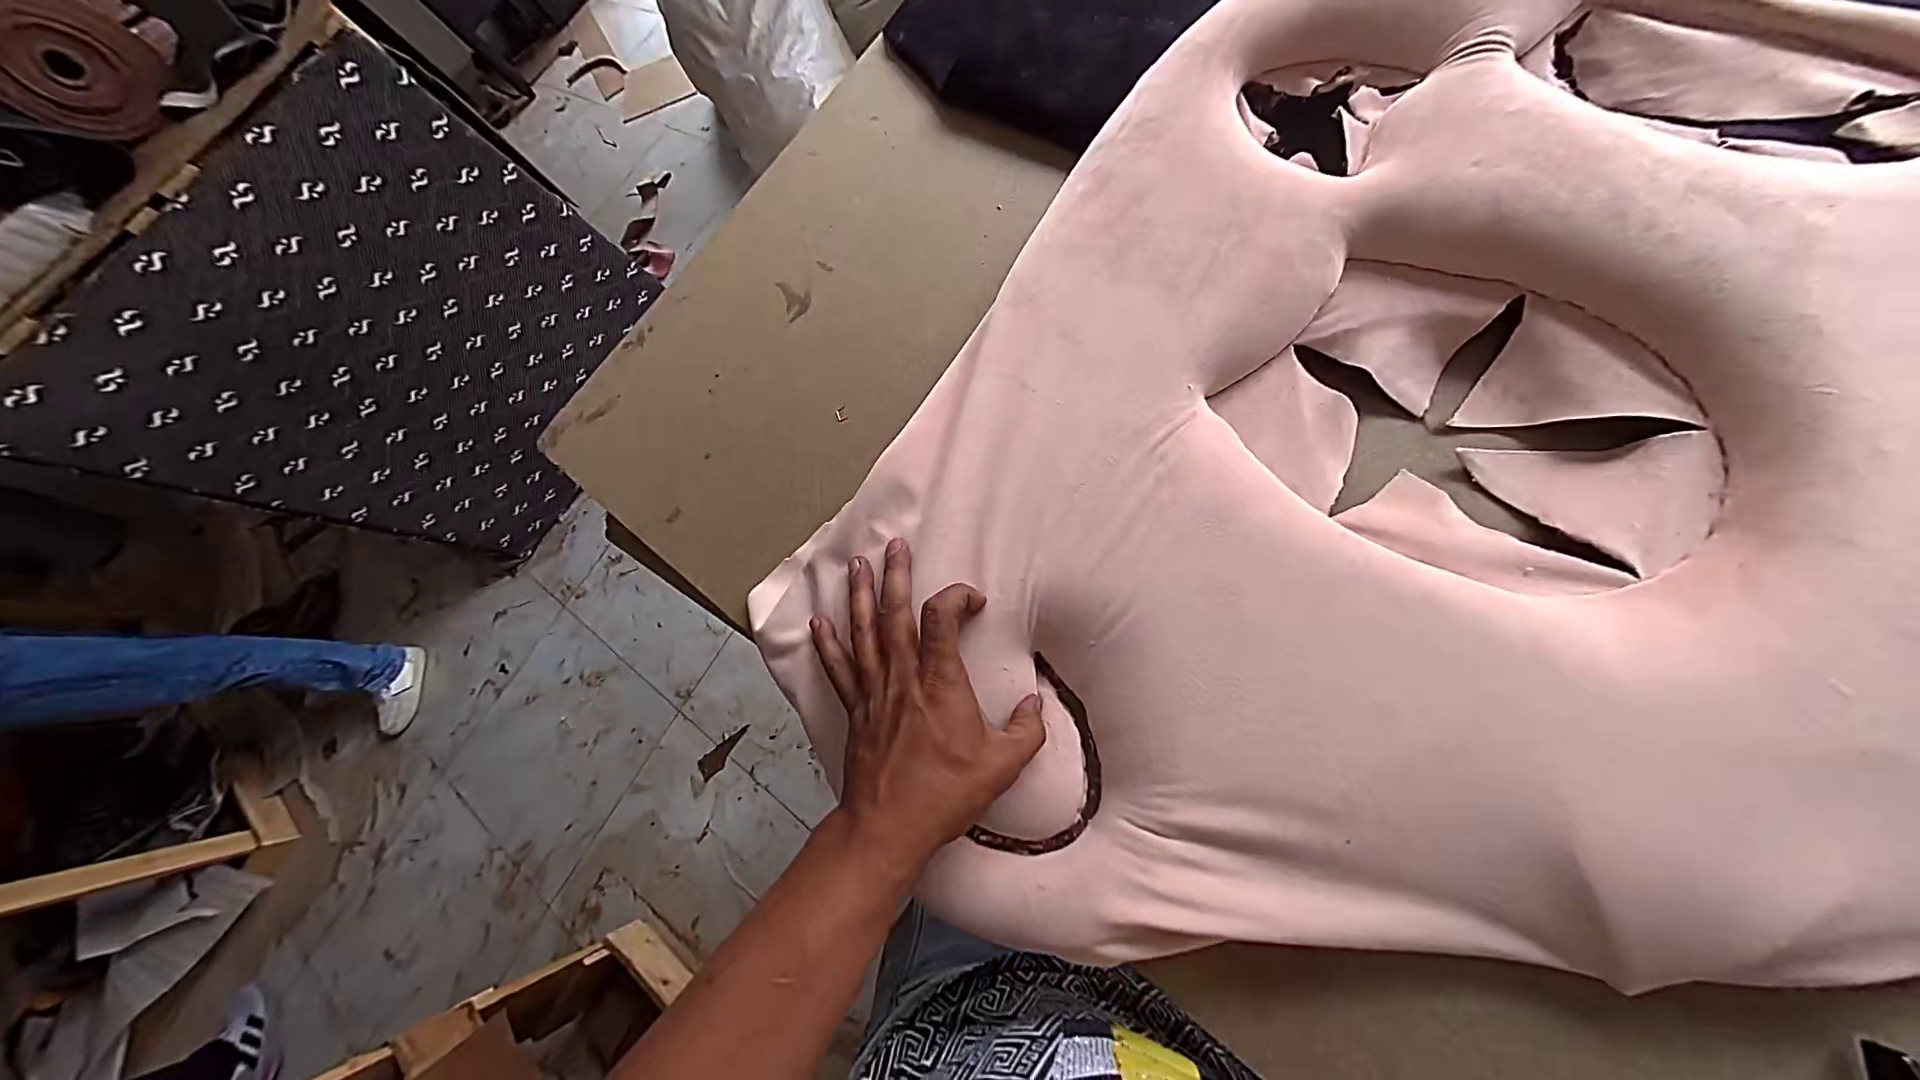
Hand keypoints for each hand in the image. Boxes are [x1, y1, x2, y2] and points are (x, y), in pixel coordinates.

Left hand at [810, 538, 1045, 870]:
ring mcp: (874, 692)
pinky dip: (827, 643)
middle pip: (895, 614)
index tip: (972, 599)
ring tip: (857, 565)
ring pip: (863, 632)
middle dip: (895, 575)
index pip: (942, 619)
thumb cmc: (944, 795)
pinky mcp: (856, 710)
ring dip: (860, 596)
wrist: (888, 826)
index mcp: (940, 684)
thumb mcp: (1002, 765)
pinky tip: (817, 621)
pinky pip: (838, 668)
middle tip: (894, 545)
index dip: (956, 597)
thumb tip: (1035, 703)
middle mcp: (903, 679)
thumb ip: (1026, 730)